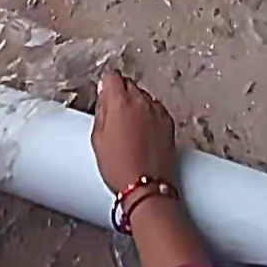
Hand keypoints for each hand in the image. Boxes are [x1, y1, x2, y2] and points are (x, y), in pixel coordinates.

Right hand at [91, 71, 179, 194]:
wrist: (147, 189)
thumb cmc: (119, 167)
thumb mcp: (97, 137)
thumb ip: (101, 110)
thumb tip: (104, 96)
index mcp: (119, 101)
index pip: (112, 76)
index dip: (106, 86)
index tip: (104, 96)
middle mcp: (141, 101)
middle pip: (129, 84)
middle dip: (121, 94)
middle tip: (115, 115)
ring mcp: (157, 111)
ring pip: (143, 96)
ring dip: (136, 104)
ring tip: (131, 128)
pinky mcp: (169, 122)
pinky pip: (156, 109)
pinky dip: (150, 115)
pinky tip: (144, 132)